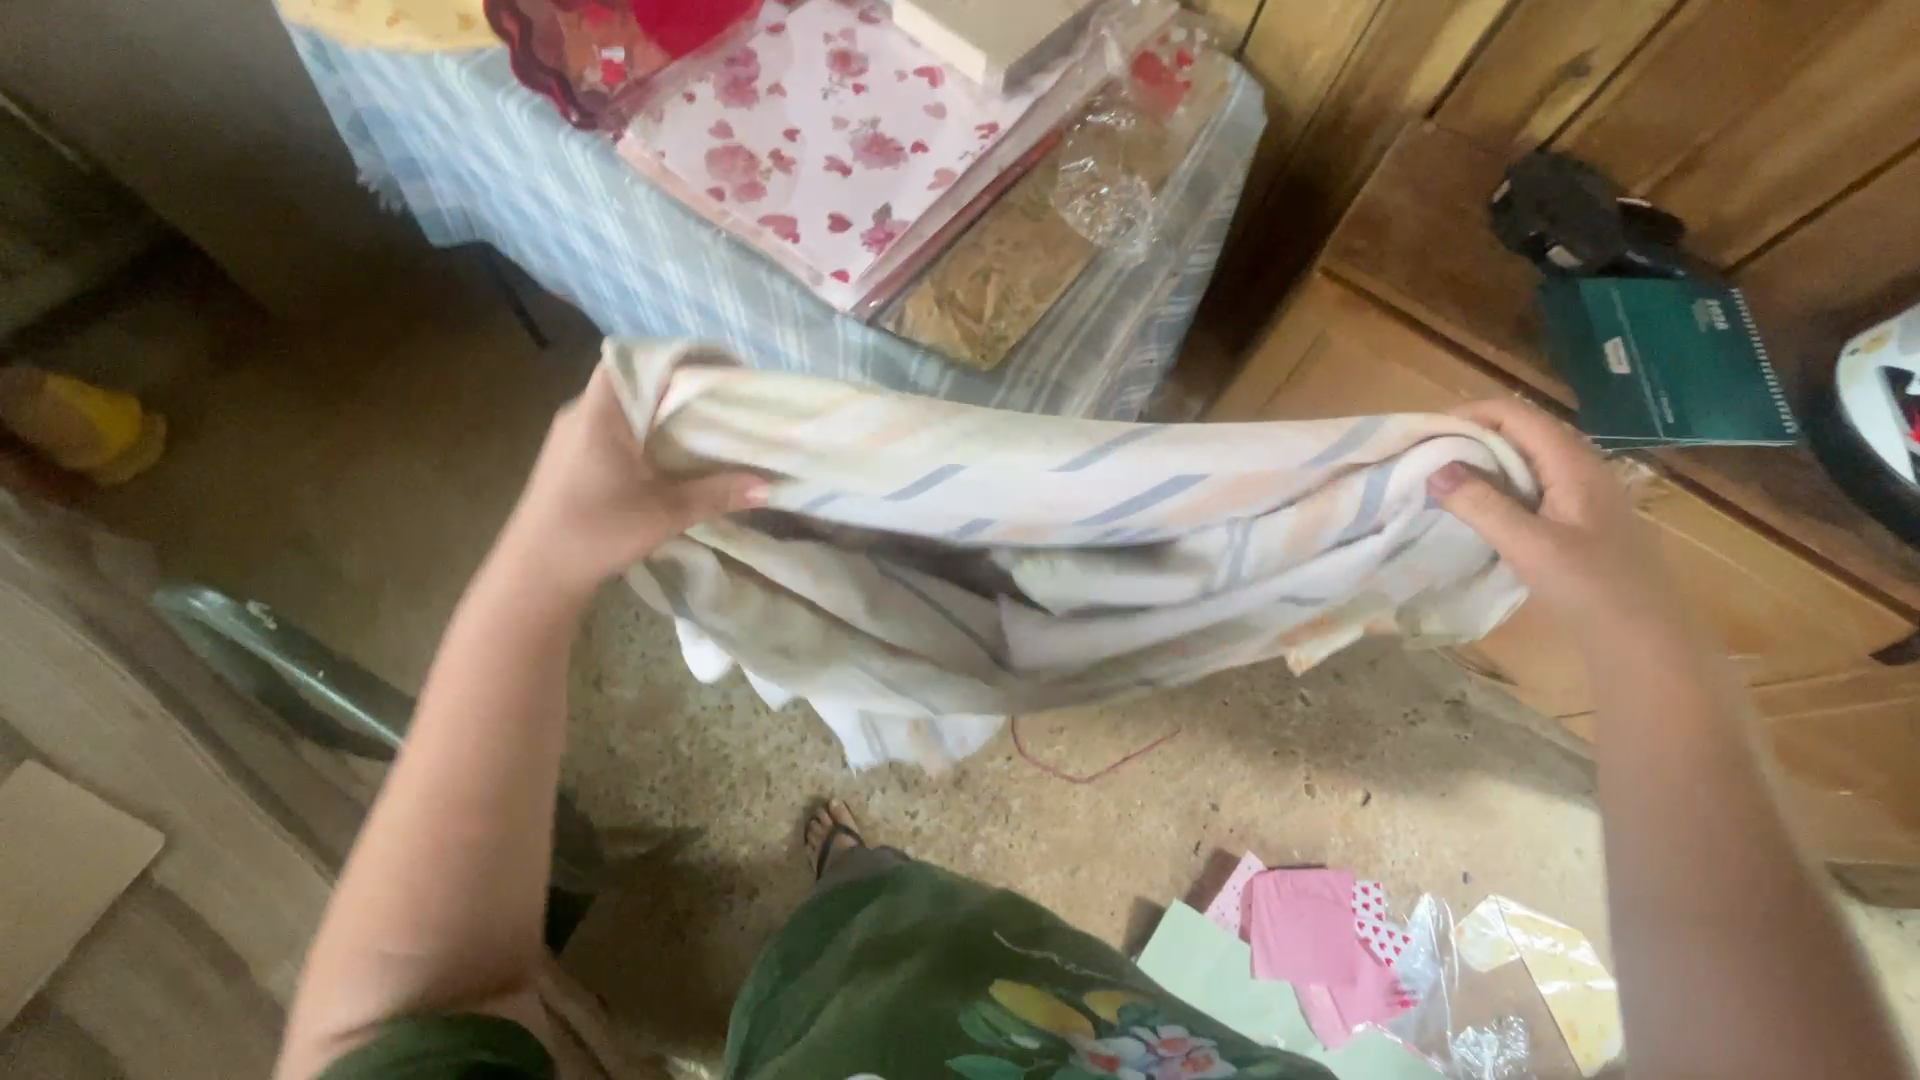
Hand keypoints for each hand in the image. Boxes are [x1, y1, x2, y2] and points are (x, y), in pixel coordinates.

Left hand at [495, 364, 766, 600]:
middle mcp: (582, 415)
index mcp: (599, 414)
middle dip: (680, 389)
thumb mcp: (664, 514)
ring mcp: (573, 437)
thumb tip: (769, 486)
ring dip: (664, 415)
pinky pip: (616, 430)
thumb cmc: (595, 533)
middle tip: (724, 402)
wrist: (535, 575)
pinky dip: (648, 434)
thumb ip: (717, 494)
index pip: (634, 360)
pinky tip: (673, 458)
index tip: (715, 371)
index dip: (675, 357)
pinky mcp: (573, 459)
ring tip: (707, 427)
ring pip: (626, 409)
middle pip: (635, 384)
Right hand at [1429, 397, 1683, 641]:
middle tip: (1422, 459)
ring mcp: (1579, 492)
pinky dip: (1493, 486)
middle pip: (1517, 431)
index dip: (1467, 415)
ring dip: (1478, 462)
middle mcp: (1579, 467)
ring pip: (1521, 459)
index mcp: (1573, 463)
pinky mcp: (1573, 517)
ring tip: (1436, 480)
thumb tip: (1433, 468)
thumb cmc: (1591, 588)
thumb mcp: (1529, 545)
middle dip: (1467, 437)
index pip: (1514, 414)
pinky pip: (1527, 485)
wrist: (1645, 638)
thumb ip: (1481, 504)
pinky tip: (1471, 508)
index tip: (1422, 435)